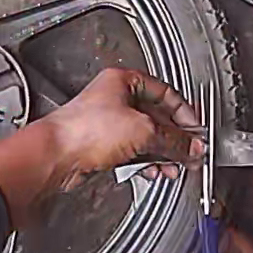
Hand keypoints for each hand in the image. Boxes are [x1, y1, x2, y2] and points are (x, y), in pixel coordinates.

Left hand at [40, 67, 202, 187]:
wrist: (55, 156)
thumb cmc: (84, 131)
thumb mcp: (142, 130)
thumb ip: (173, 139)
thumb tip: (192, 146)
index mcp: (123, 81)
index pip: (165, 93)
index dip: (184, 112)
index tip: (196, 130)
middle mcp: (115, 99)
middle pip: (157, 117)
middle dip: (176, 137)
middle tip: (192, 152)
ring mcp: (109, 124)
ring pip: (146, 137)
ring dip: (164, 152)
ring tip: (178, 166)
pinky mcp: (103, 146)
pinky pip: (134, 152)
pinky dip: (148, 162)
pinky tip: (157, 171)